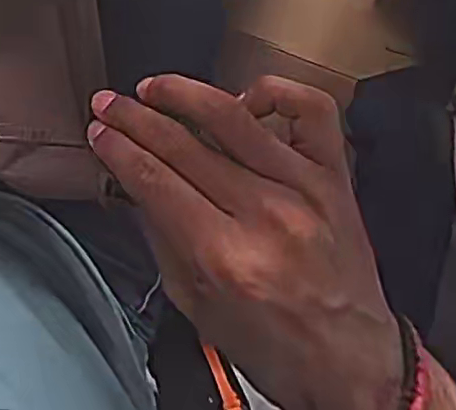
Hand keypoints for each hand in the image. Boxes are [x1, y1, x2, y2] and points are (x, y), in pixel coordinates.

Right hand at [88, 75, 402, 409]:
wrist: (358, 368)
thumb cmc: (274, 344)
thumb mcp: (194, 304)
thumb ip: (158, 234)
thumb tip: (129, 176)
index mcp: (227, 258)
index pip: (153, 178)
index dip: (115, 148)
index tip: (98, 131)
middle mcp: (266, 217)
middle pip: (179, 143)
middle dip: (130, 116)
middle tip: (106, 103)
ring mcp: (304, 188)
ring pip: (229, 115)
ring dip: (178, 92)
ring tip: (151, 88)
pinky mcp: (333, 175)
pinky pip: (307, 109)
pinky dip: (272, 91)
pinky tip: (241, 98)